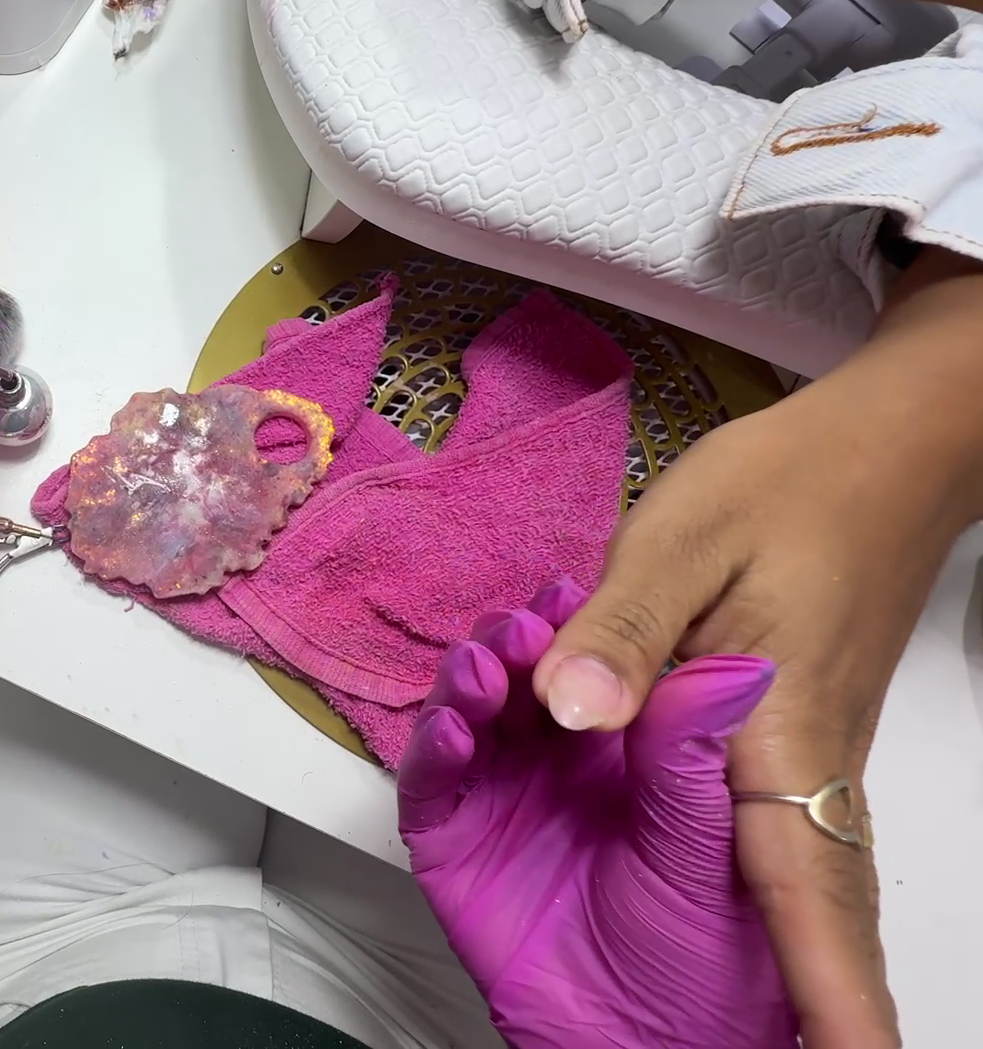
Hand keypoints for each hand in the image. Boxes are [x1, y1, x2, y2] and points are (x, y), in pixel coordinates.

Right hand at [399, 581, 795, 1048]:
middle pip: (508, 681)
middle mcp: (539, 758)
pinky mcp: (443, 830)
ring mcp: (486, 789)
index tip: (571, 589)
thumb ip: (695, 763)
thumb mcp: (710, 849)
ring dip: (467, 685)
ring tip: (485, 670)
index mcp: (606, 750)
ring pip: (460, 715)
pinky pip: (427, 780)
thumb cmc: (696, 956)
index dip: (569, 627)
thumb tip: (730, 670)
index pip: (576, 670)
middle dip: (509, 646)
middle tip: (523, 626)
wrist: (641, 1041)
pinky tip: (451, 728)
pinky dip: (432, 749)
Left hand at [525, 252, 982, 1046]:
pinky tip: (729, 874)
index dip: (833, 986)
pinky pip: (768, 799)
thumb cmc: (776, 490)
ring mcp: (799, 730)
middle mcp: (797, 744)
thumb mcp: (669, 553)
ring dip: (796, 938)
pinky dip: (765, 858)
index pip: (806, 876)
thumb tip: (567, 718)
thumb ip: (617, 637)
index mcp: (772, 719)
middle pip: (813, 887)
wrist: (873, 448)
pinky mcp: (781, 705)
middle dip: (823, 988)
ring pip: (793, 850)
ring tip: (791, 1024)